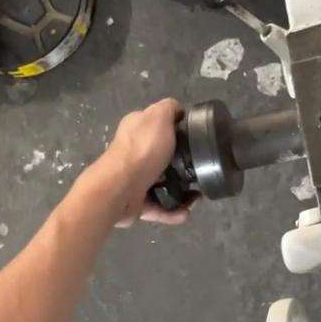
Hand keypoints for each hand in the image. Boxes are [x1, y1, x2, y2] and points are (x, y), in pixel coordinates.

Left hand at [88, 99, 193, 226]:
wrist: (118, 189)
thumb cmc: (142, 150)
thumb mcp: (158, 117)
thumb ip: (169, 108)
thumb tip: (178, 110)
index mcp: (138, 129)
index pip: (161, 126)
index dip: (179, 130)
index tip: (197, 140)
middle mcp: (135, 152)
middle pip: (164, 157)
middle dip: (184, 165)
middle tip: (201, 171)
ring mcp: (134, 178)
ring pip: (163, 184)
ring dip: (182, 191)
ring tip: (197, 198)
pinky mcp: (135, 201)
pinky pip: (159, 206)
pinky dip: (172, 211)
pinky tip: (185, 213)